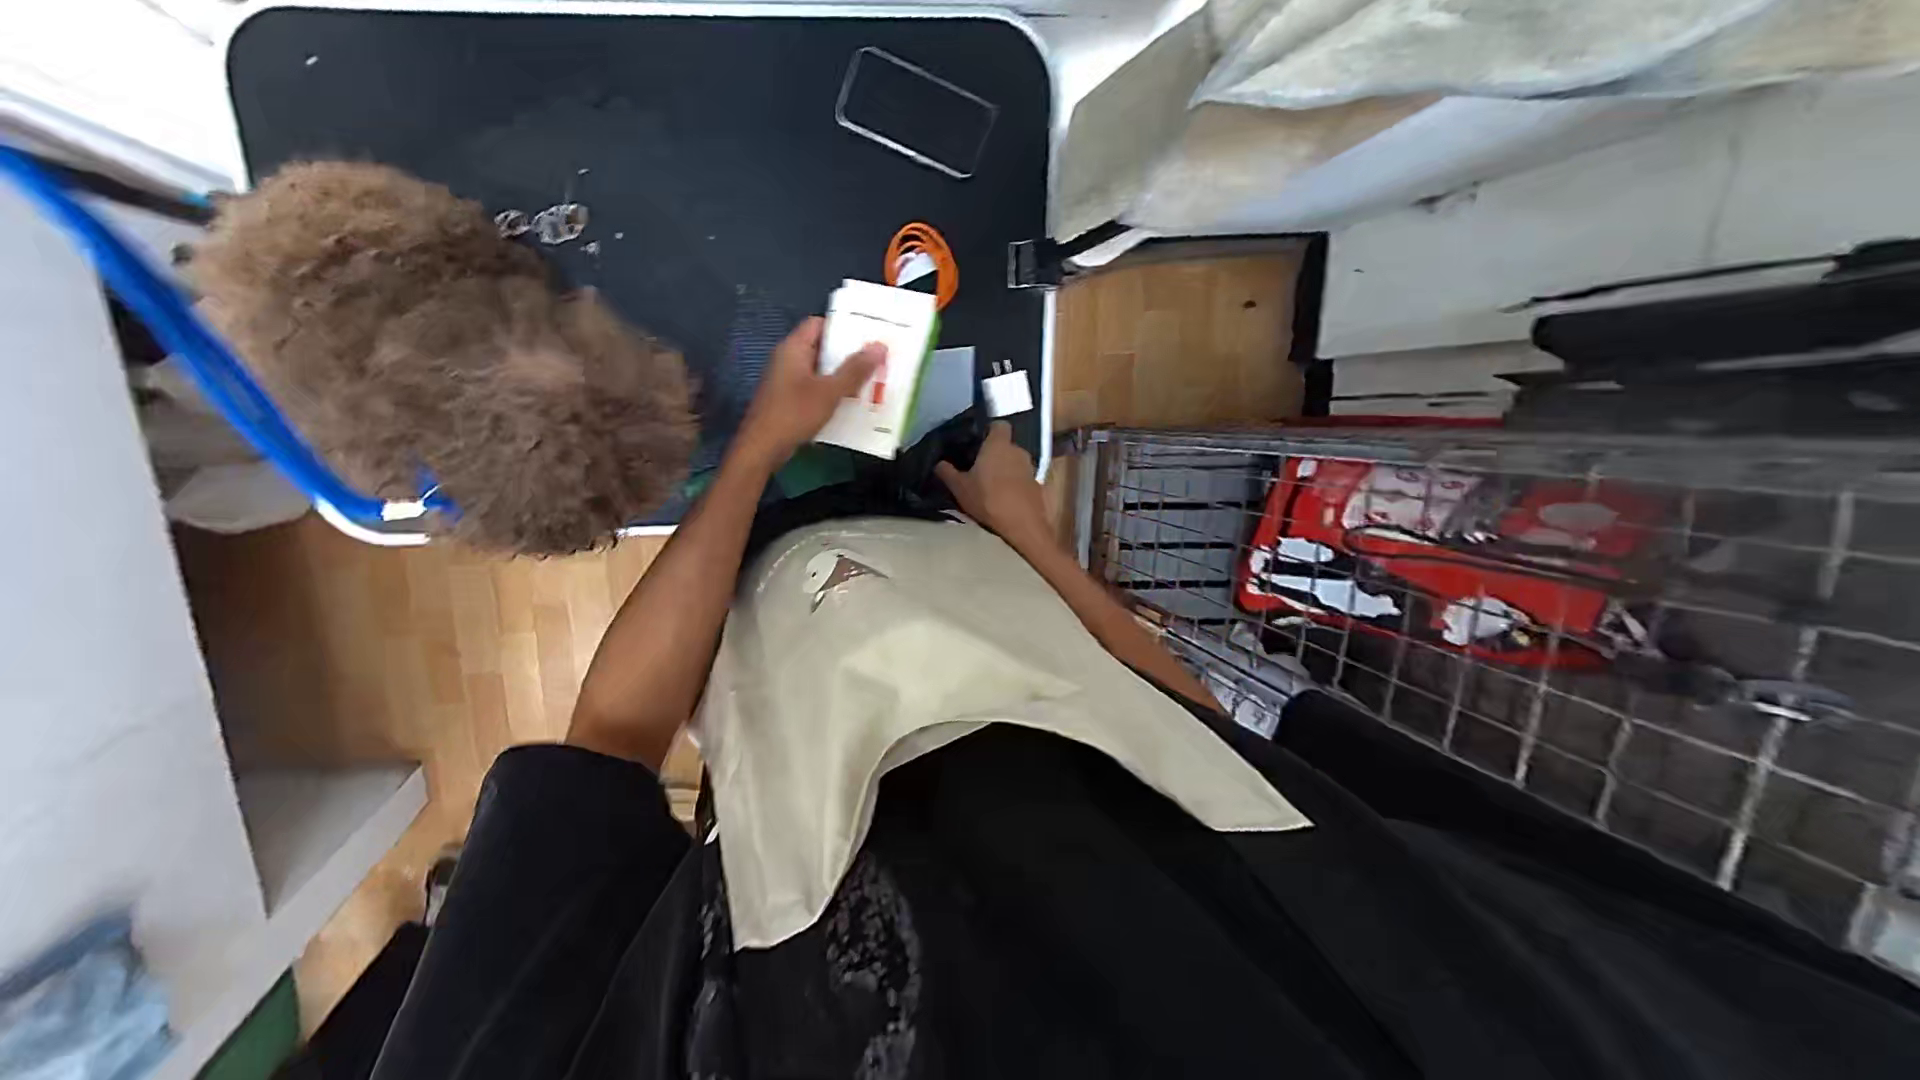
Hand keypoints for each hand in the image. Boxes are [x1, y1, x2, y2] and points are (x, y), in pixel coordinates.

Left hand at [737, 317, 883, 467]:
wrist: (762, 448)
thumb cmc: (794, 414)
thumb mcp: (830, 391)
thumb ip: (855, 370)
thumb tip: (880, 346)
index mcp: (793, 349)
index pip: (819, 324)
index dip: (843, 328)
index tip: (868, 336)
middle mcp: (788, 360)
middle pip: (822, 348)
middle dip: (848, 355)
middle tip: (876, 361)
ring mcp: (786, 381)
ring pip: (820, 372)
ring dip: (842, 377)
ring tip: (870, 382)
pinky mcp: (788, 401)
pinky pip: (814, 389)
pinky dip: (832, 393)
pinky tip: (851, 404)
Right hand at [934, 421, 1050, 550]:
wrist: (1022, 524)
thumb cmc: (988, 499)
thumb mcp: (959, 488)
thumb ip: (947, 472)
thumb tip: (938, 463)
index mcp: (998, 444)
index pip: (999, 425)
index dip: (989, 430)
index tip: (977, 442)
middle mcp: (1017, 450)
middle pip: (1005, 445)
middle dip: (994, 454)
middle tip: (979, 467)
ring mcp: (1030, 468)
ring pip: (1014, 462)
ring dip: (1004, 470)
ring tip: (990, 485)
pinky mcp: (1037, 485)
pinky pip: (1022, 478)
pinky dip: (1014, 483)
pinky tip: (1004, 497)